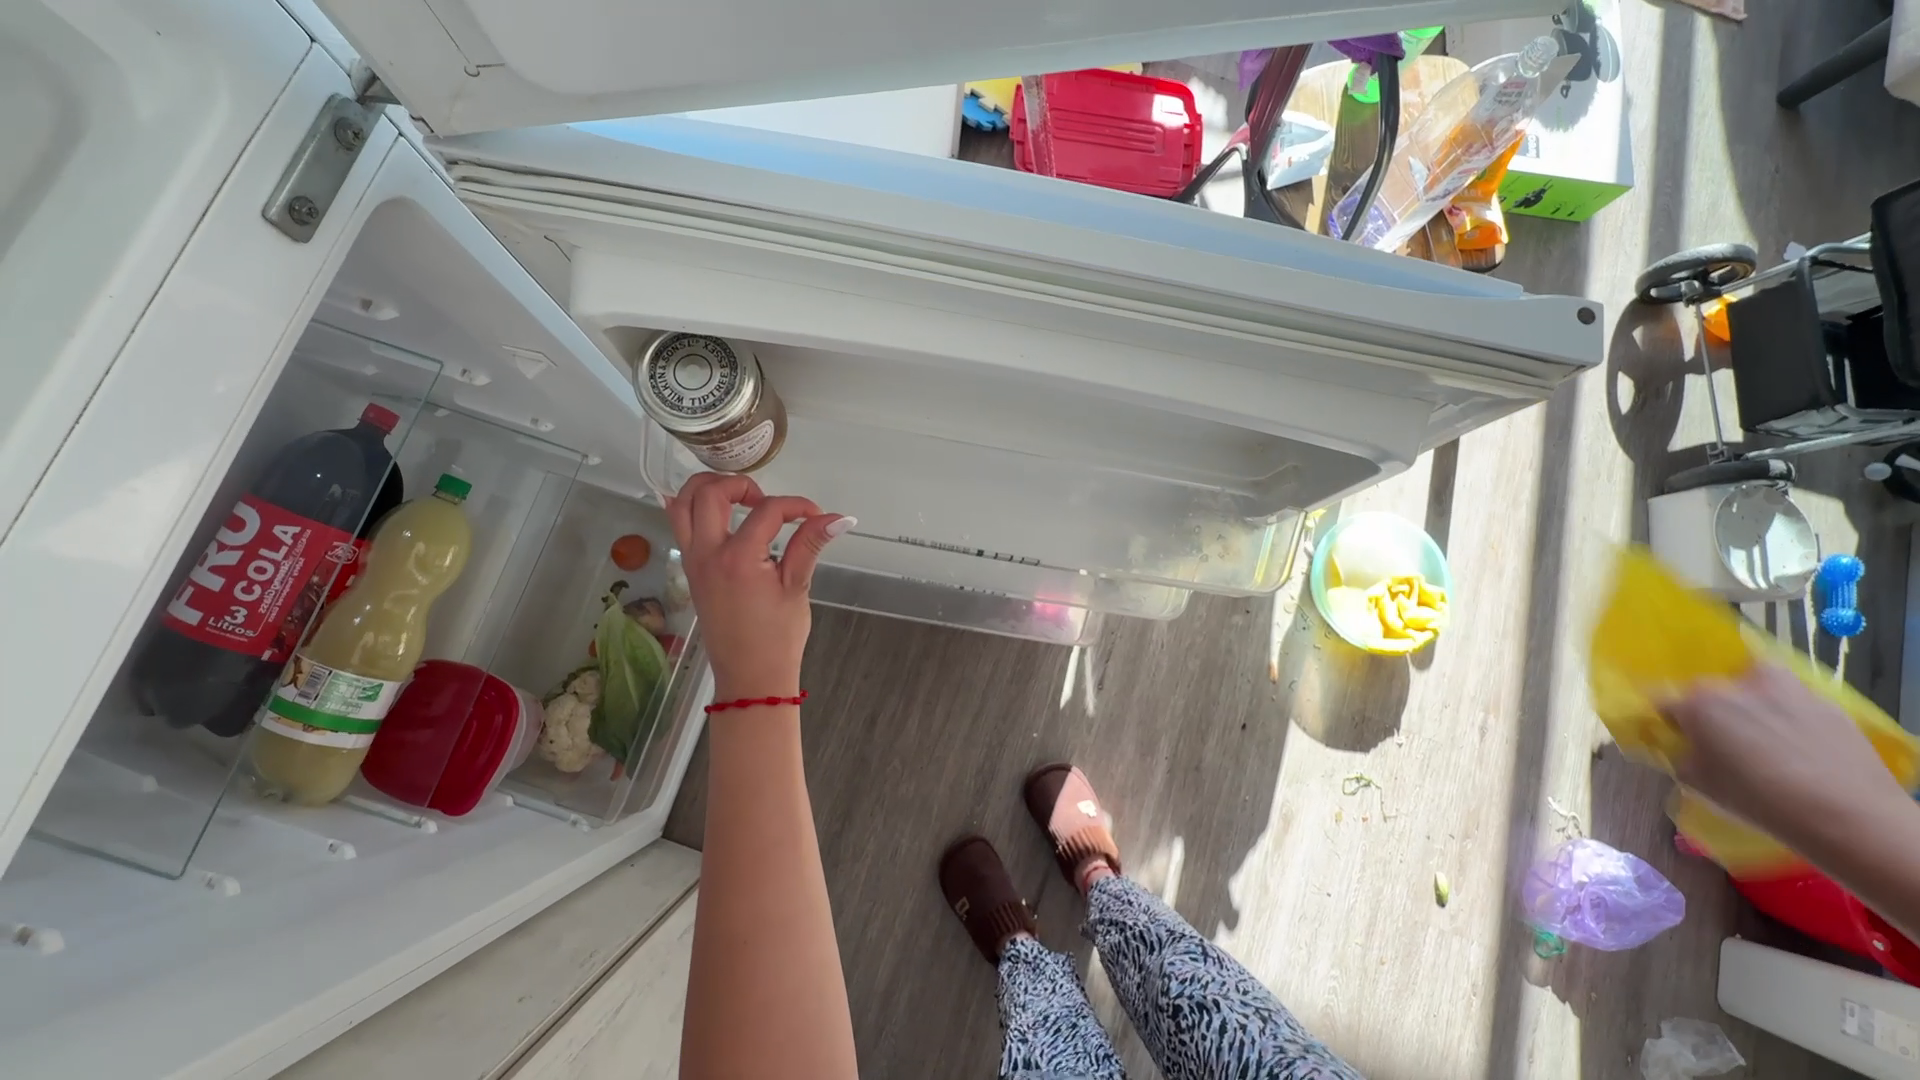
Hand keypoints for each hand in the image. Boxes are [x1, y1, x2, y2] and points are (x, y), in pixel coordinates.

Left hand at [665, 472, 849, 701]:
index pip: (768, 511)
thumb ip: (810, 545)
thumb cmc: (777, 638)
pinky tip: (716, 512)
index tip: (816, 517)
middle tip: (765, 500)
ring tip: (740, 500)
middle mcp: (708, 554)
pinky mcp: (691, 571)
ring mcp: (693, 562)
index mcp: (738, 559)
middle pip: (709, 493)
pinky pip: (679, 526)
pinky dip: (692, 509)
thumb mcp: (797, 588)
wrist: (751, 677)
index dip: (797, 507)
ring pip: (683, 504)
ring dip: (708, 489)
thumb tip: (839, 519)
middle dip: (740, 484)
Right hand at [1662, 664, 1908, 844]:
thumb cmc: (1758, 800)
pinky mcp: (1826, 702)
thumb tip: (1682, 746)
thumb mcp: (1697, 781)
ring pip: (1753, 679)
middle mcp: (1737, 686)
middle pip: (1707, 688)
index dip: (1664, 718)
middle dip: (1706, 707)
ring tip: (1759, 725)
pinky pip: (1793, 697)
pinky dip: (1787, 710)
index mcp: (1698, 703)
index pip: (1660, 699)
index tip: (1673, 735)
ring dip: (1748, 695)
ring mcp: (1786, 690)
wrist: (1848, 814)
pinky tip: (1796, 738)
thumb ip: (1679, 754)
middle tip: (1718, 735)